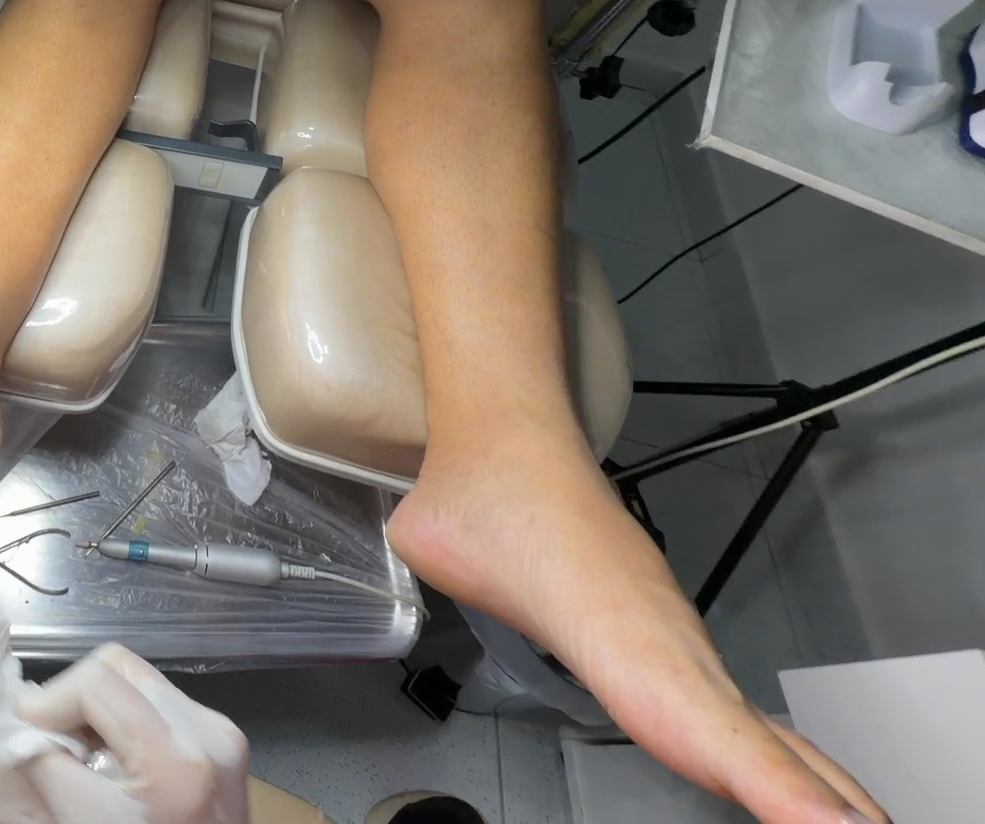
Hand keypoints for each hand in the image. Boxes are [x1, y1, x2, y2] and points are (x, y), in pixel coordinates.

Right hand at [16, 645, 250, 823]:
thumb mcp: (76, 821)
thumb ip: (43, 761)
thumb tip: (16, 717)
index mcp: (174, 758)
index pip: (95, 681)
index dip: (49, 699)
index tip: (24, 727)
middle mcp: (207, 732)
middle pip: (118, 666)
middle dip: (73, 697)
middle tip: (51, 737)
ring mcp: (220, 733)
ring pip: (136, 678)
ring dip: (99, 706)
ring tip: (84, 750)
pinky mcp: (222, 738)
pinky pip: (159, 700)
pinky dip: (126, 717)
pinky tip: (115, 756)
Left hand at [389, 427, 888, 823]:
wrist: (508, 433)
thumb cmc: (470, 495)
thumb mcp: (427, 553)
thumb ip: (431, 600)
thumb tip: (406, 616)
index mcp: (609, 628)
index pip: (694, 723)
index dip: (768, 786)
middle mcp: (661, 636)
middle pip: (751, 748)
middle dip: (805, 808)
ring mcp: (673, 632)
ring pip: (756, 732)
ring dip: (807, 796)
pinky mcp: (668, 629)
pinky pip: (732, 710)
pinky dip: (783, 764)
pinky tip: (814, 805)